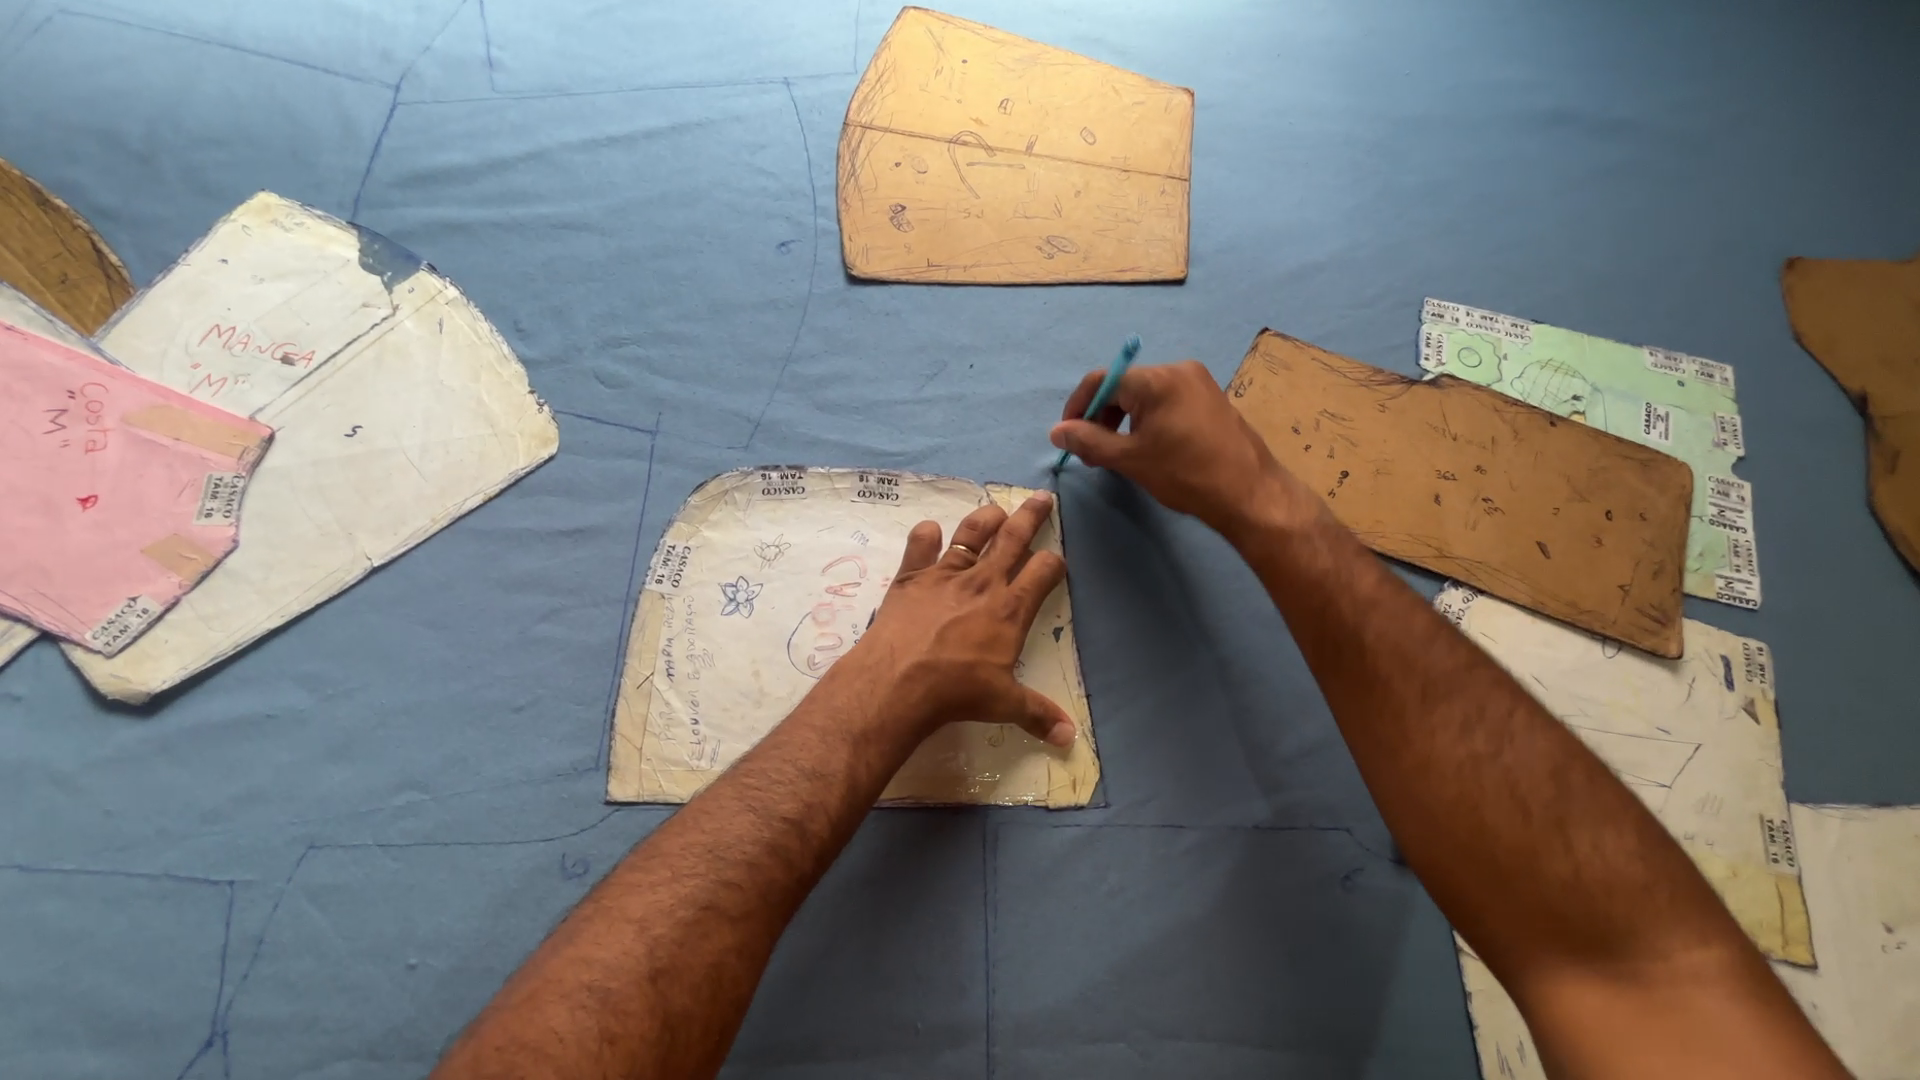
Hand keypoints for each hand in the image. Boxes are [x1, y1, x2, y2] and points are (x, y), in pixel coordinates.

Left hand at [842, 492, 1075, 747]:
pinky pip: (920, 543)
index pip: (1044, 571)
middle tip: (1041, 496)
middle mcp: (983, 582)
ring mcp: (945, 574)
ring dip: (985, 517)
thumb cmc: (957, 691)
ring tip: (995, 509)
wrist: (899, 681)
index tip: (1057, 561)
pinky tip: (929, 532)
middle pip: (1014, 538)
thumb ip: (1038, 714)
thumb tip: (1070, 738)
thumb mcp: (1004, 704)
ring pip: (971, 532)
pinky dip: (925, 534)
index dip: (1054, 563)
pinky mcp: (911, 576)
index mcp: (1011, 608)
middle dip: (1031, 515)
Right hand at [1049, 360, 1326, 541]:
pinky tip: (1147, 449)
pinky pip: (1166, 402)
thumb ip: (1088, 441)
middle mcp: (1178, 370)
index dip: (1077, 407)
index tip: (1068, 438)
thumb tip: (1057, 432)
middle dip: (1101, 417)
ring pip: (1144, 395)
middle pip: (1123, 386)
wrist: (1249, 494)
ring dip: (1122, 421)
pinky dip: (1147, 421)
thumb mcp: (1129, 459)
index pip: (1101, 380)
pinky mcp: (1210, 399)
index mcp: (1156, 379)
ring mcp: (1198, 383)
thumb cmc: (1185, 474)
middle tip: (1092, 454)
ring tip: (1117, 455)